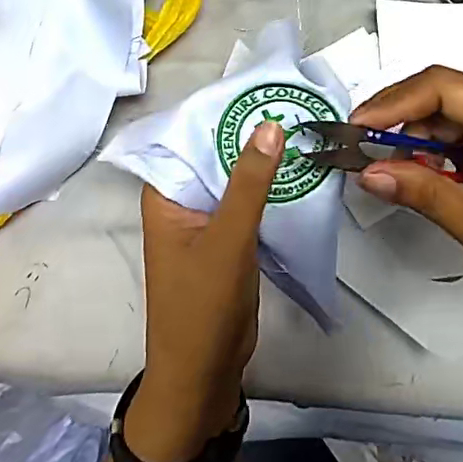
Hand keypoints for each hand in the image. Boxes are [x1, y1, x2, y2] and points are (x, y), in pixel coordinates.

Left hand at [126, 119, 284, 461]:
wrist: (204, 376)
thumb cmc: (202, 306)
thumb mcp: (228, 239)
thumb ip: (249, 182)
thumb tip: (268, 124)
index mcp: (164, 193)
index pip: (187, 136)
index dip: (220, 110)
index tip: (258, 86)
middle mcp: (180, 200)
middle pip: (213, 154)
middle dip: (246, 132)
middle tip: (287, 100)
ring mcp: (204, 220)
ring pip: (232, 178)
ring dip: (259, 160)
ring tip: (298, 125)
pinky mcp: (226, 239)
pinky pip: (245, 202)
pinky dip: (266, 188)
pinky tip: (296, 170)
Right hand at [350, 66, 462, 323]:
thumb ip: (425, 194)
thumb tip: (370, 172)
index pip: (443, 87)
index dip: (394, 102)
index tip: (359, 126)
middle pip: (440, 97)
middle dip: (399, 120)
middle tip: (363, 148)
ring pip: (444, 120)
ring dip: (413, 141)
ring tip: (389, 171)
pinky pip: (456, 141)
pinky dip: (431, 157)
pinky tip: (419, 177)